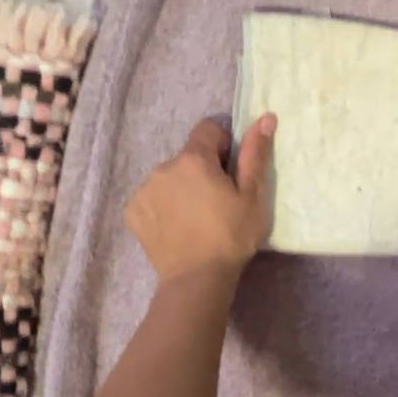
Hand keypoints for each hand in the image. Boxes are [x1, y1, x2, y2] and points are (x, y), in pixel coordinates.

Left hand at [126, 115, 276, 286]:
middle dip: (204, 169)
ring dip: (183, 187)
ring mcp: (143, 190)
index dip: (225, 144)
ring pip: (170, 177)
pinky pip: (153, 197)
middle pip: (188, 156)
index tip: (233, 172)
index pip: (209, 129)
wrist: (197, 279)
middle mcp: (163, 167)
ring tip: (198, 217)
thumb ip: (255, 153)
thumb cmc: (232, 235)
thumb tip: (264, 117)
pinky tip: (179, 227)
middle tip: (220, 200)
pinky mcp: (133, 212)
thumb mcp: (253, 195)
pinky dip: (165, 205)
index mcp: (194, 159)